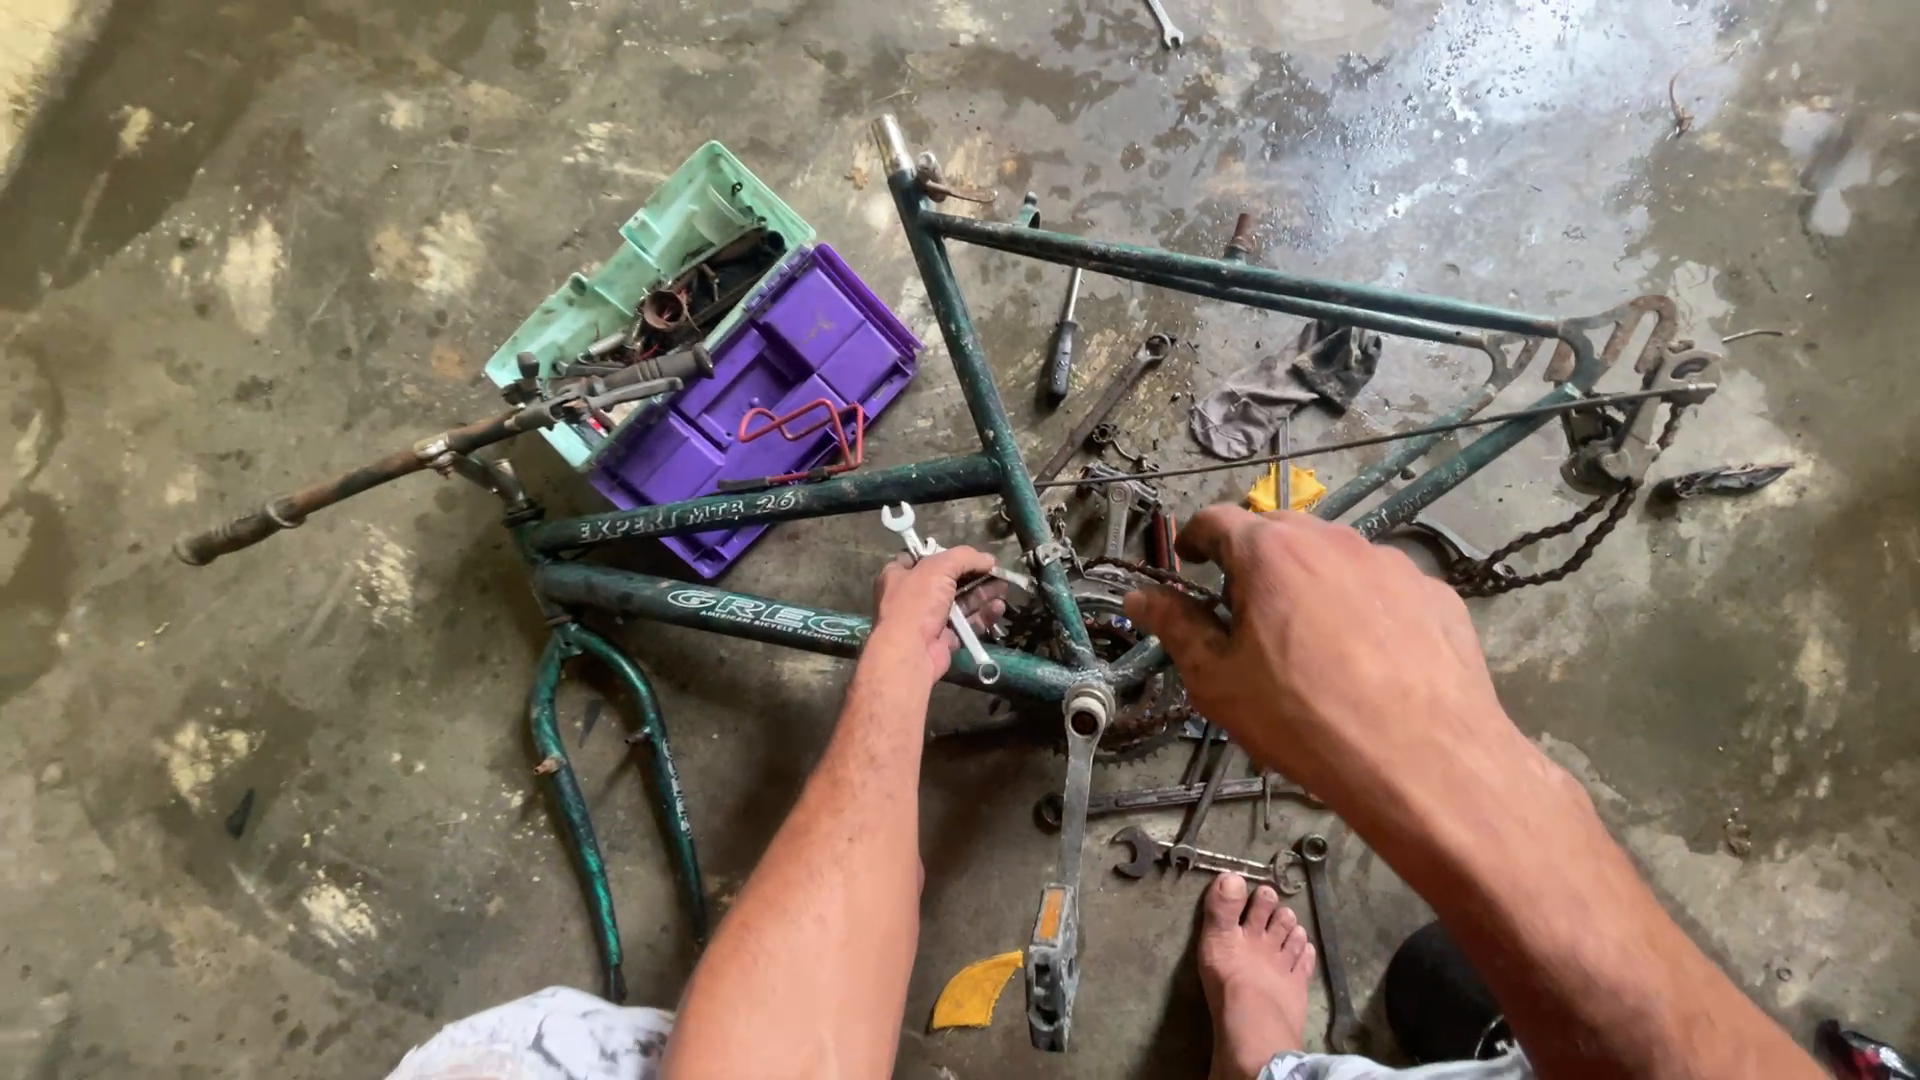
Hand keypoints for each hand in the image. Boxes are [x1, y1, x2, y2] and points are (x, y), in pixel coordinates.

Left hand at [869, 546, 1008, 684]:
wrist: (910, 652)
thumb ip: (964, 557)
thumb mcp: (938, 568)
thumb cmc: (916, 602)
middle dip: (974, 575)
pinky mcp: (944, 638)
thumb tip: (988, 559)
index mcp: (899, 575)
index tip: (970, 555)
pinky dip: (982, 615)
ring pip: (960, 602)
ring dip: (983, 594)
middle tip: (996, 571)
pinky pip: (966, 623)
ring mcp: (928, 619)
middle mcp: (912, 596)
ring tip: (1004, 587)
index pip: (923, 558)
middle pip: (948, 580)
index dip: (946, 555)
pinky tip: (998, 607)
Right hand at [1122, 506, 1526, 814]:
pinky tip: (1365, 656)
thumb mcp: (1216, 678)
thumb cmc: (1302, 718)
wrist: (1426, 765)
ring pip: (1332, 556)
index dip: (1194, 539)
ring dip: (1306, 580)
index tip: (1190, 564)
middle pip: (1276, 531)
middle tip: (1243, 611)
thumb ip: (1175, 626)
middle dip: (1250, 559)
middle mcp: (1332, 540)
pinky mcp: (1435, 594)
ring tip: (1308, 638)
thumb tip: (1139, 598)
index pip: (1216, 519)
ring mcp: (1391, 564)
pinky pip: (1380, 586)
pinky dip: (1359, 604)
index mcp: (1269, 552)